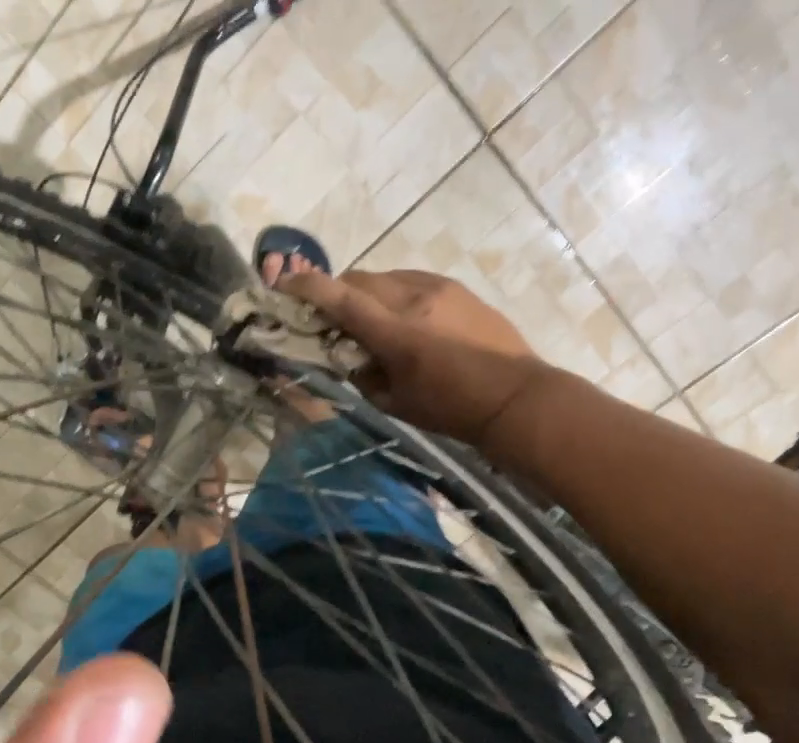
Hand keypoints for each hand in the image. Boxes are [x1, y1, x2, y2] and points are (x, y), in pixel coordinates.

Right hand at [280, 269, 552, 444]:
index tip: (283, 284)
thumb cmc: (451, 410)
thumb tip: (346, 356)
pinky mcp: (455, 287)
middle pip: (358, 279)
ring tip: (363, 318)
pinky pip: (409, 279)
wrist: (515, 397)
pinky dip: (391, 292)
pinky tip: (397, 316)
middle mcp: (414, 299)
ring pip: (384, 276)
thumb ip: (362, 375)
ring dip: (364, 292)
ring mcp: (437, 287)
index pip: (340, 297)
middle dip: (335, 291)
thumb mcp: (395, 403)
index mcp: (396, 332)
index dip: (307, 288)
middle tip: (325, 315)